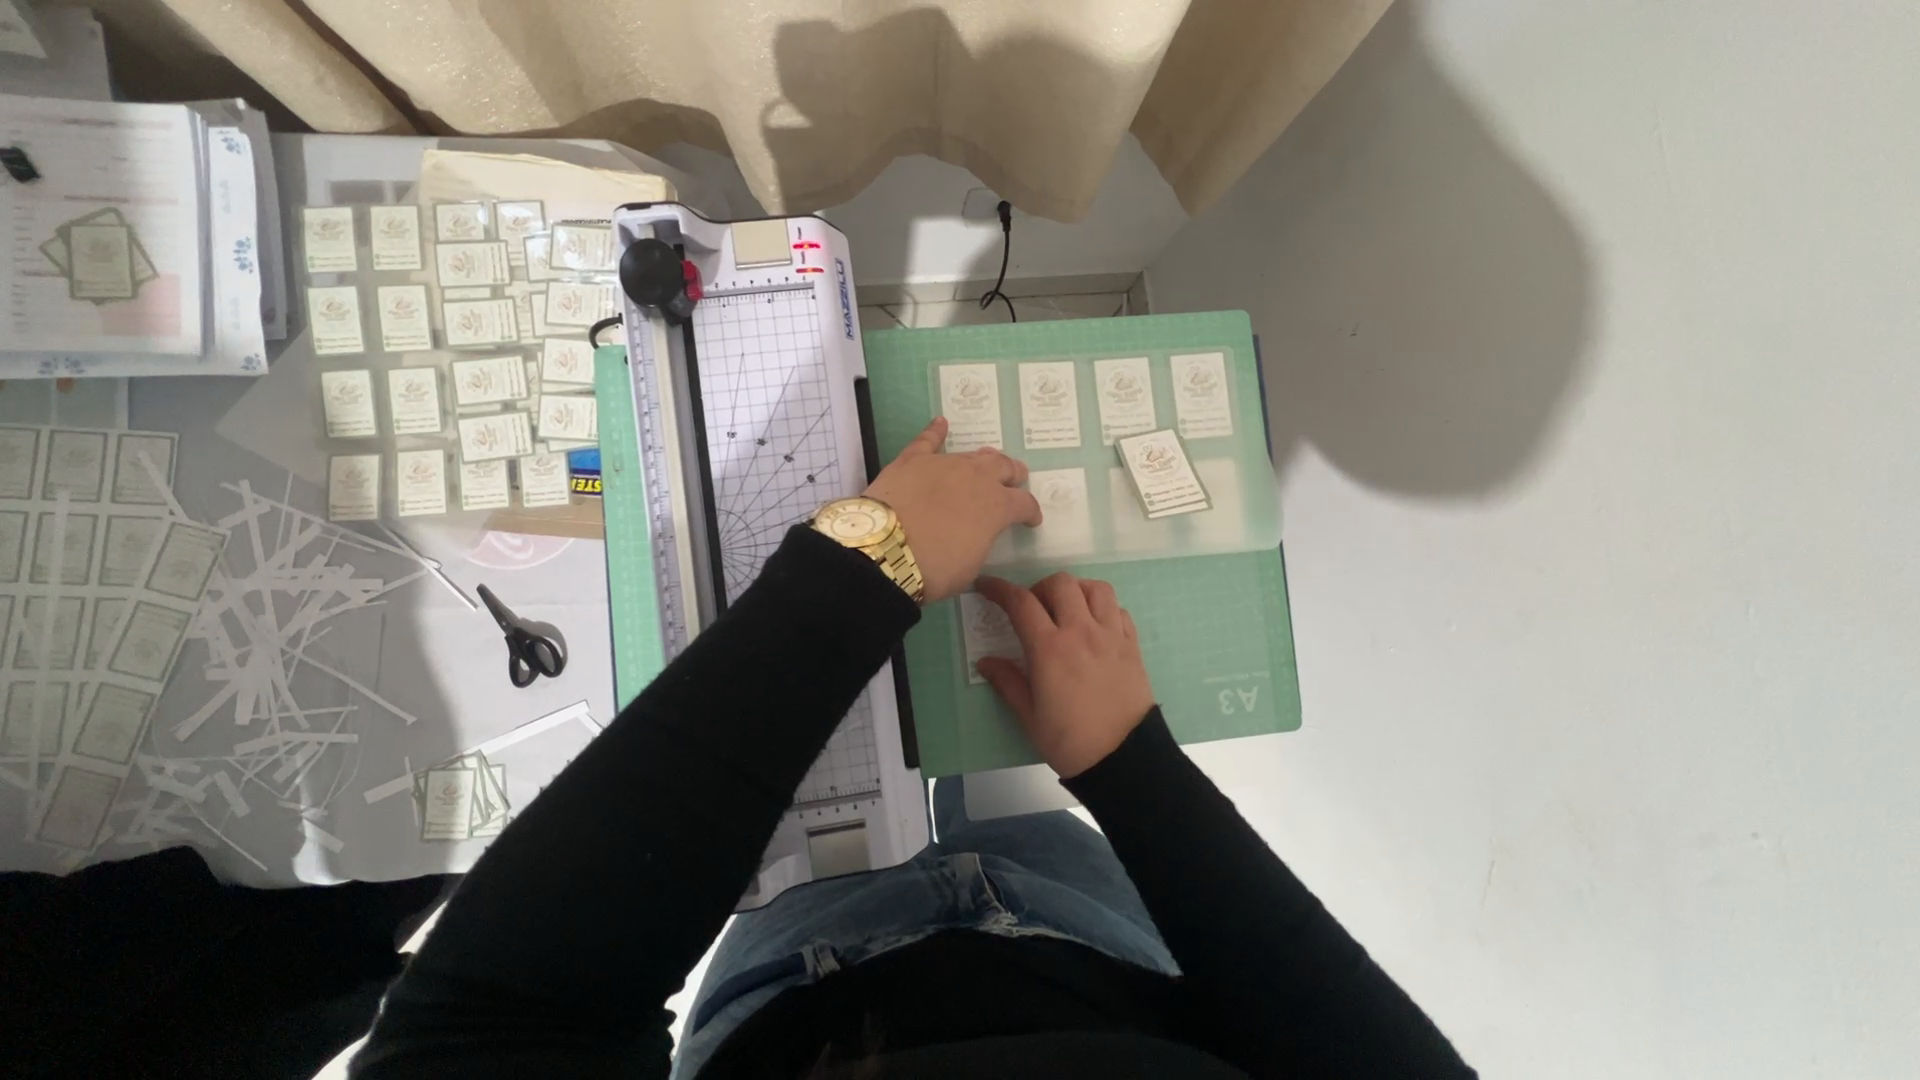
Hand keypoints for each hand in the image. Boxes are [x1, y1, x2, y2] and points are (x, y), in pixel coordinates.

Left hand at [864, 418, 1041, 602]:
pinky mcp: (913, 460)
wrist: (886, 551)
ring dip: (983, 459)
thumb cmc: (935, 568)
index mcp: (997, 507)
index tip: (1031, 519)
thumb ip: (981, 541)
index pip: (1024, 503)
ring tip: (988, 460)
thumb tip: (976, 533)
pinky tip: (941, 423)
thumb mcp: (971, 566)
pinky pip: (927, 440)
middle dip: (1012, 473)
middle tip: (1015, 478)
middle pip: (1003, 467)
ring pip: (971, 455)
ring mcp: (944, 464)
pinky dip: (936, 431)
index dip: (1030, 512)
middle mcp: (976, 478)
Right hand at [975, 573, 1155, 777]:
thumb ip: (1007, 682)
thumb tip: (985, 662)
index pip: (1020, 603)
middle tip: (1032, 609)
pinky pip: (1119, 610)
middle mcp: (1081, 632)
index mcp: (1049, 648)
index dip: (999, 589)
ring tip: (1067, 610)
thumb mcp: (1029, 716)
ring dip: (1076, 591)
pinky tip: (1094, 626)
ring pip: (1096, 588)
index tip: (985, 586)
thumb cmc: (1070, 741)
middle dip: (1040, 588)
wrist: (1124, 759)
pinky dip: (1104, 609)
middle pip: (1060, 584)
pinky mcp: (1132, 646)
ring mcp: (1111, 635)